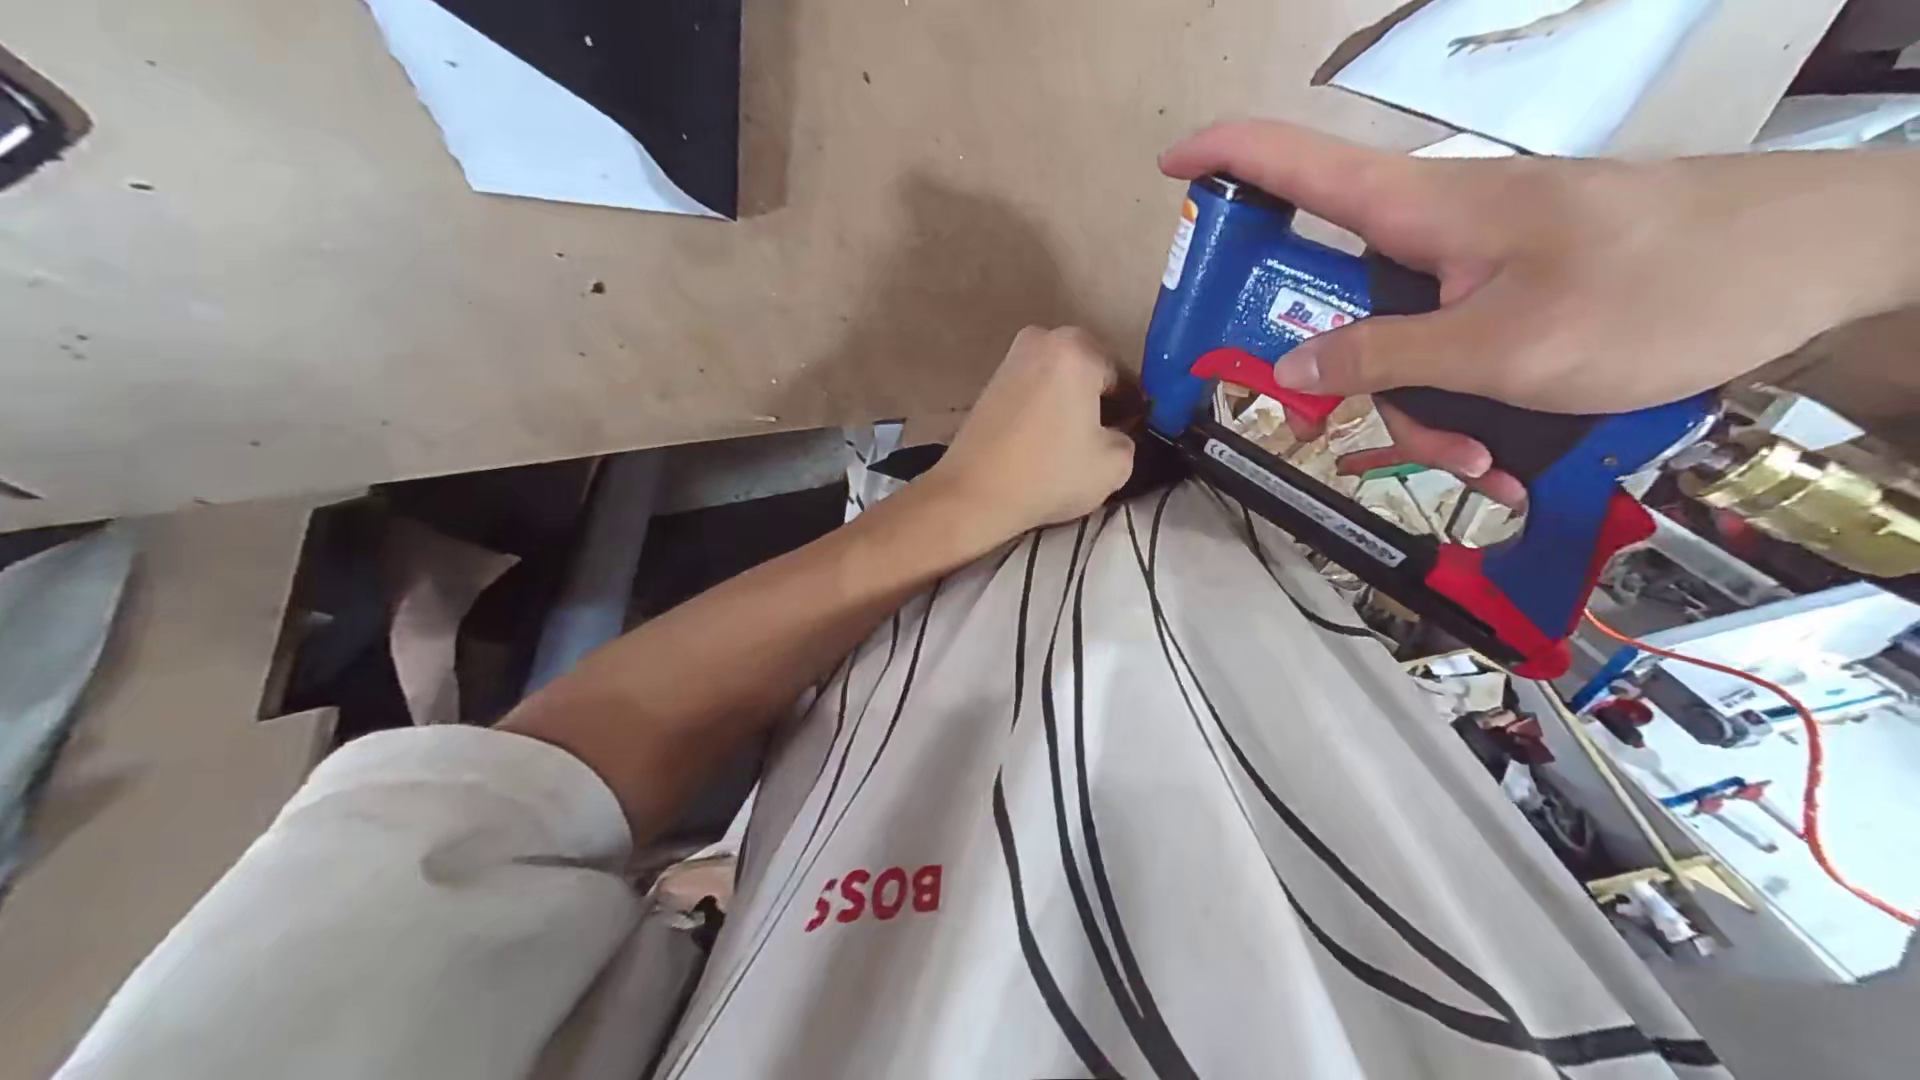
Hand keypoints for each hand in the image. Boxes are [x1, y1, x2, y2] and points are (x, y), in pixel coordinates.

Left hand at [919, 326, 1134, 545]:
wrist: (972, 494)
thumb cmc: (1048, 474)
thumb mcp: (1115, 464)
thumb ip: (1129, 438)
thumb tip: (1114, 432)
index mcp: (1078, 347)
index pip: (1124, 380)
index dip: (1132, 413)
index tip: (1128, 440)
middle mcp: (1042, 338)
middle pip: (1090, 375)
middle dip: (1099, 405)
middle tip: (1098, 445)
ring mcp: (1011, 357)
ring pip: (1060, 383)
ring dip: (1070, 408)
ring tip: (1067, 448)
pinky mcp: (990, 381)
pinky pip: (1034, 391)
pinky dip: (1043, 411)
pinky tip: (1041, 444)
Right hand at [1160, 121, 1919, 503]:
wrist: (1830, 262)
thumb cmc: (1665, 287)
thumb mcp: (1504, 346)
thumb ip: (1384, 356)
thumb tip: (1289, 371)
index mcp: (1416, 211)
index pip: (1294, 162)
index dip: (1224, 160)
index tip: (1171, 175)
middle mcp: (1425, 235)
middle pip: (1325, 295)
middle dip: (1320, 368)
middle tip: (1320, 422)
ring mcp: (1460, 269)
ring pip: (1381, 343)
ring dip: (1405, 410)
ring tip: (1469, 459)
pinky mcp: (1496, 297)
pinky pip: (1435, 357)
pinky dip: (1450, 408)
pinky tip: (1494, 451)